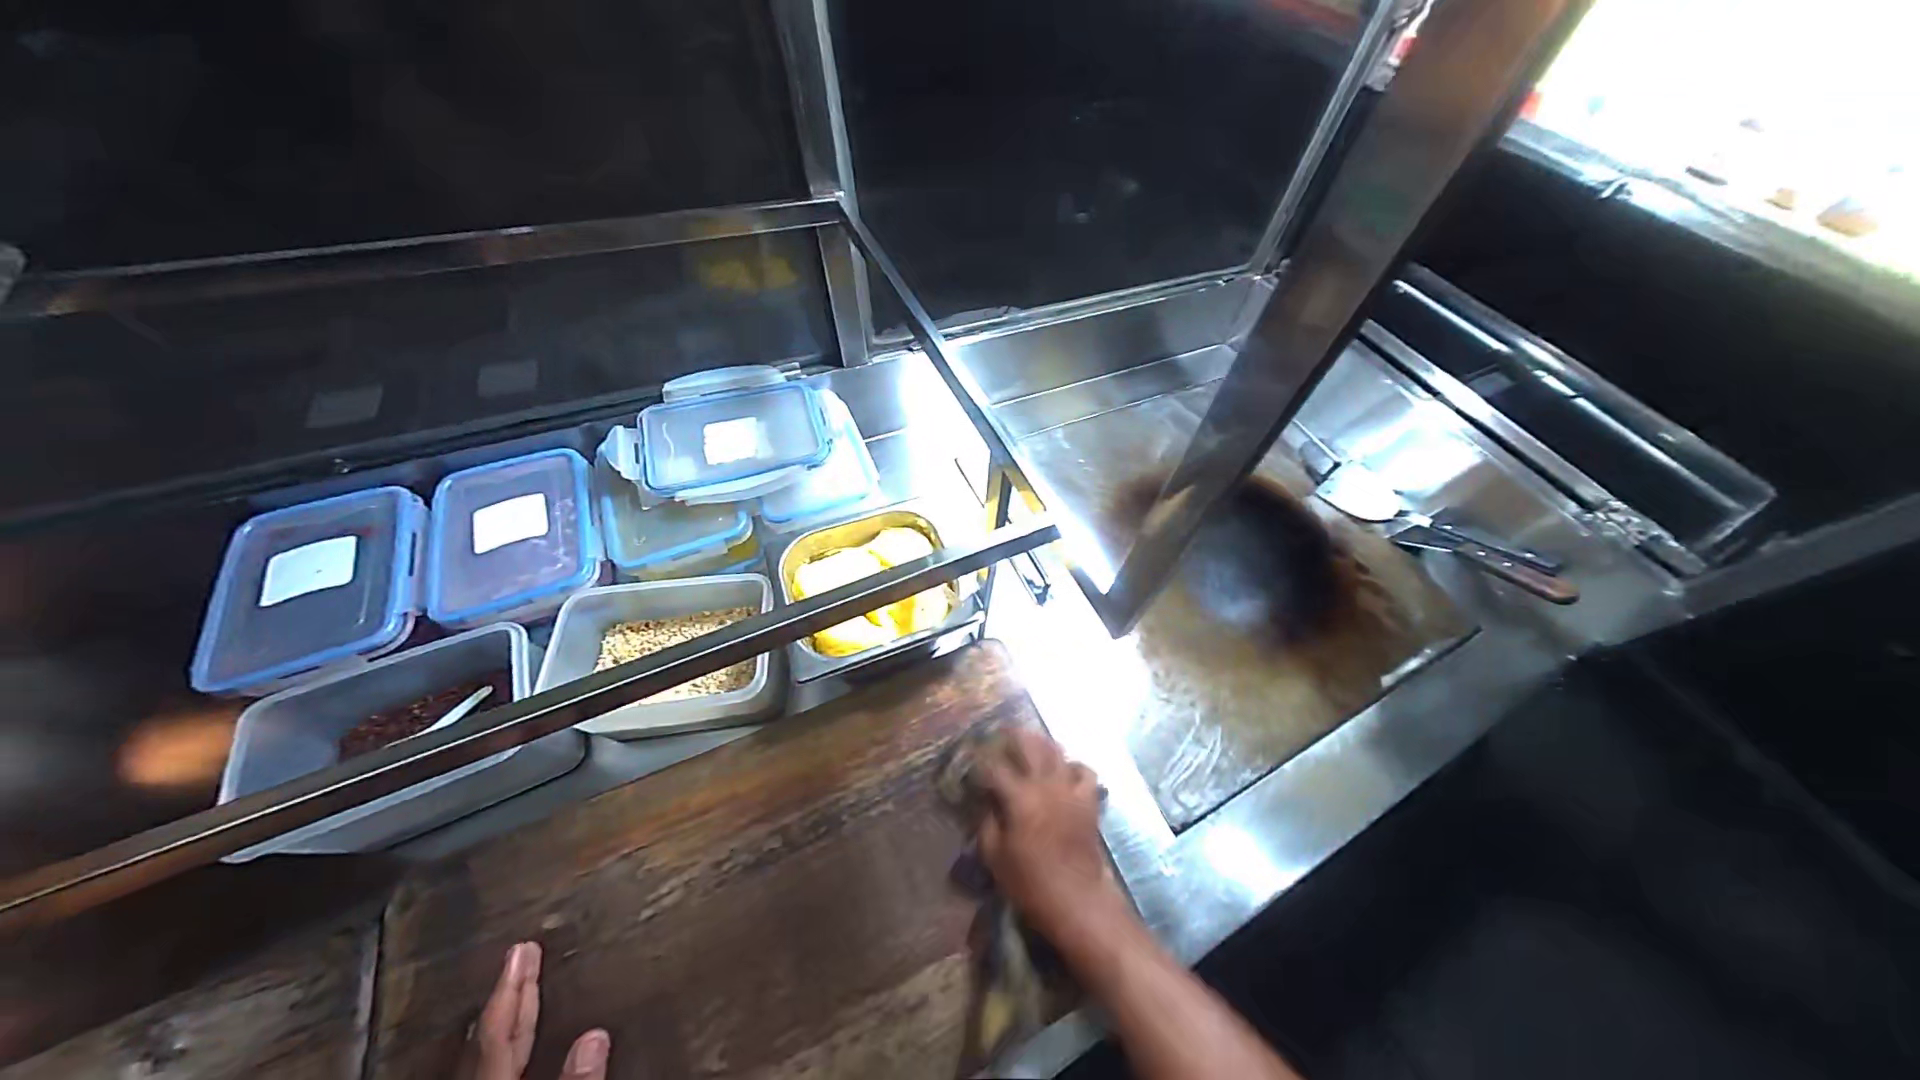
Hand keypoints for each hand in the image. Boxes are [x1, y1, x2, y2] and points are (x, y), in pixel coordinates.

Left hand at [467, 942, 611, 1079]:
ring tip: (522, 984)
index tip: (522, 948)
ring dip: (509, 1015)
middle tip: (524, 952)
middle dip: (511, 994)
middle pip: (492, 1039)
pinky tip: (520, 1036)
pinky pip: (495, 1064)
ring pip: (488, 1052)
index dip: (511, 990)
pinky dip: (508, 1040)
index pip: (498, 1034)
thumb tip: (595, 1036)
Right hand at [973, 730, 1135, 956]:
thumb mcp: (995, 856)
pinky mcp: (1088, 800)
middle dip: (1012, 735)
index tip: (971, 761)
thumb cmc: (1030, 883)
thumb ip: (987, 822)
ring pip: (1057, 751)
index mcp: (1020, 797)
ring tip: (1029, 744)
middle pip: (1029, 744)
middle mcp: (1046, 785)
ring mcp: (1070, 789)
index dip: (979, 761)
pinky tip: (1063, 772)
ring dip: (1040, 743)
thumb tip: (986, 802)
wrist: (1077, 900)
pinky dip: (1072, 766)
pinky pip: (1084, 771)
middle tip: (999, 734)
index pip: (994, 767)